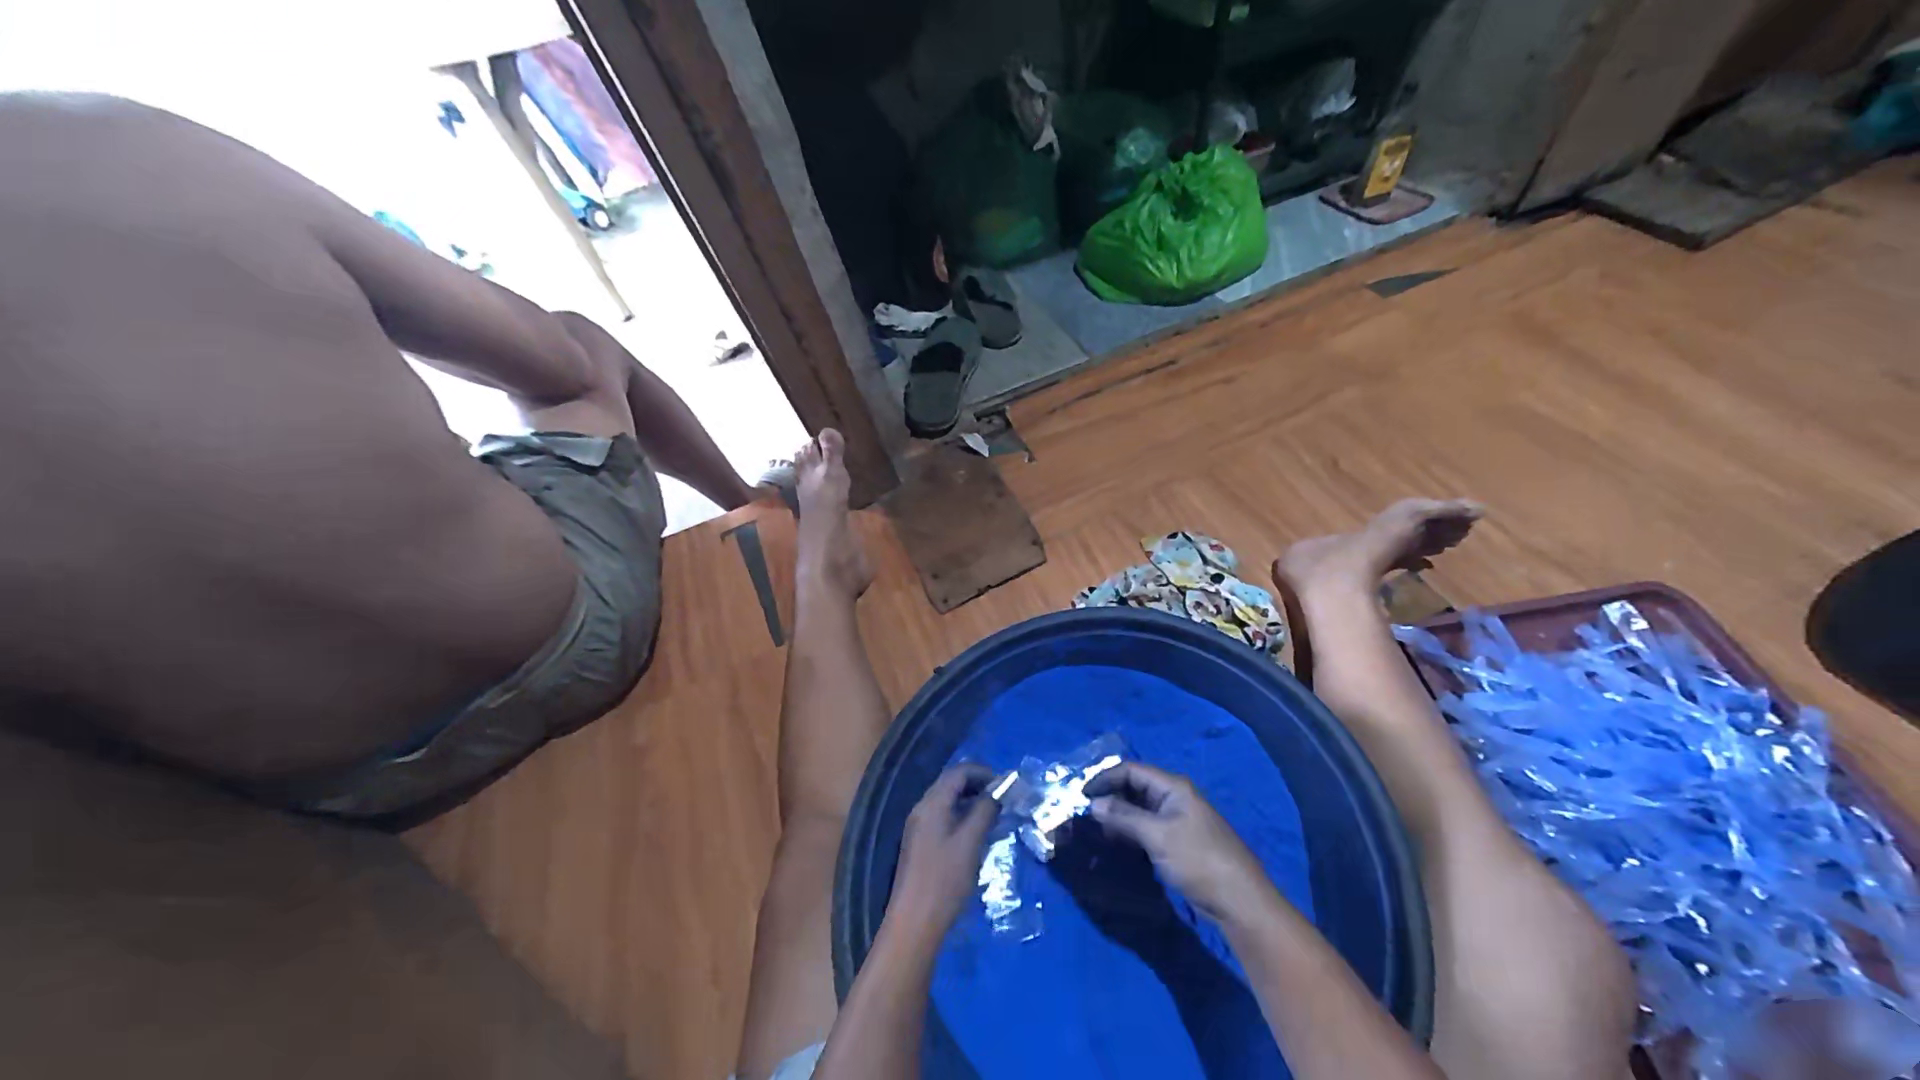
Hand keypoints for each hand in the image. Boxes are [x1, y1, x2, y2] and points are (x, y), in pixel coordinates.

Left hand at [887, 764, 999, 934]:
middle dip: (980, 786)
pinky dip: (963, 817)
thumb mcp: (970, 842)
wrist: (914, 921)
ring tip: (996, 817)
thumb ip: (986, 810)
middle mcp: (922, 808)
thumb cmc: (945, 879)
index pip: (959, 771)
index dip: (985, 773)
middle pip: (952, 784)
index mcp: (932, 803)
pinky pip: (944, 818)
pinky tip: (979, 834)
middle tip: (1004, 801)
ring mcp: (919, 826)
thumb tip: (1001, 787)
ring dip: (973, 803)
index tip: (1007, 787)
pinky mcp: (921, 843)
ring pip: (949, 802)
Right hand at [1083, 762, 1270, 921]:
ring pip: (1140, 809)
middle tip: (1084, 812)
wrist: (1239, 900)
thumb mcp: (1157, 835)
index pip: (1131, 771)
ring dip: (1118, 815)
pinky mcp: (1178, 841)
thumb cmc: (1198, 860)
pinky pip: (1147, 827)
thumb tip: (1093, 804)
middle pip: (1135, 787)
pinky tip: (1116, 842)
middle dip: (1109, 796)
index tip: (1080, 794)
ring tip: (1095, 828)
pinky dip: (1129, 830)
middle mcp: (1175, 797)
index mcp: (1173, 787)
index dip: (1104, 778)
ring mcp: (1178, 820)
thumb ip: (1123, 816)